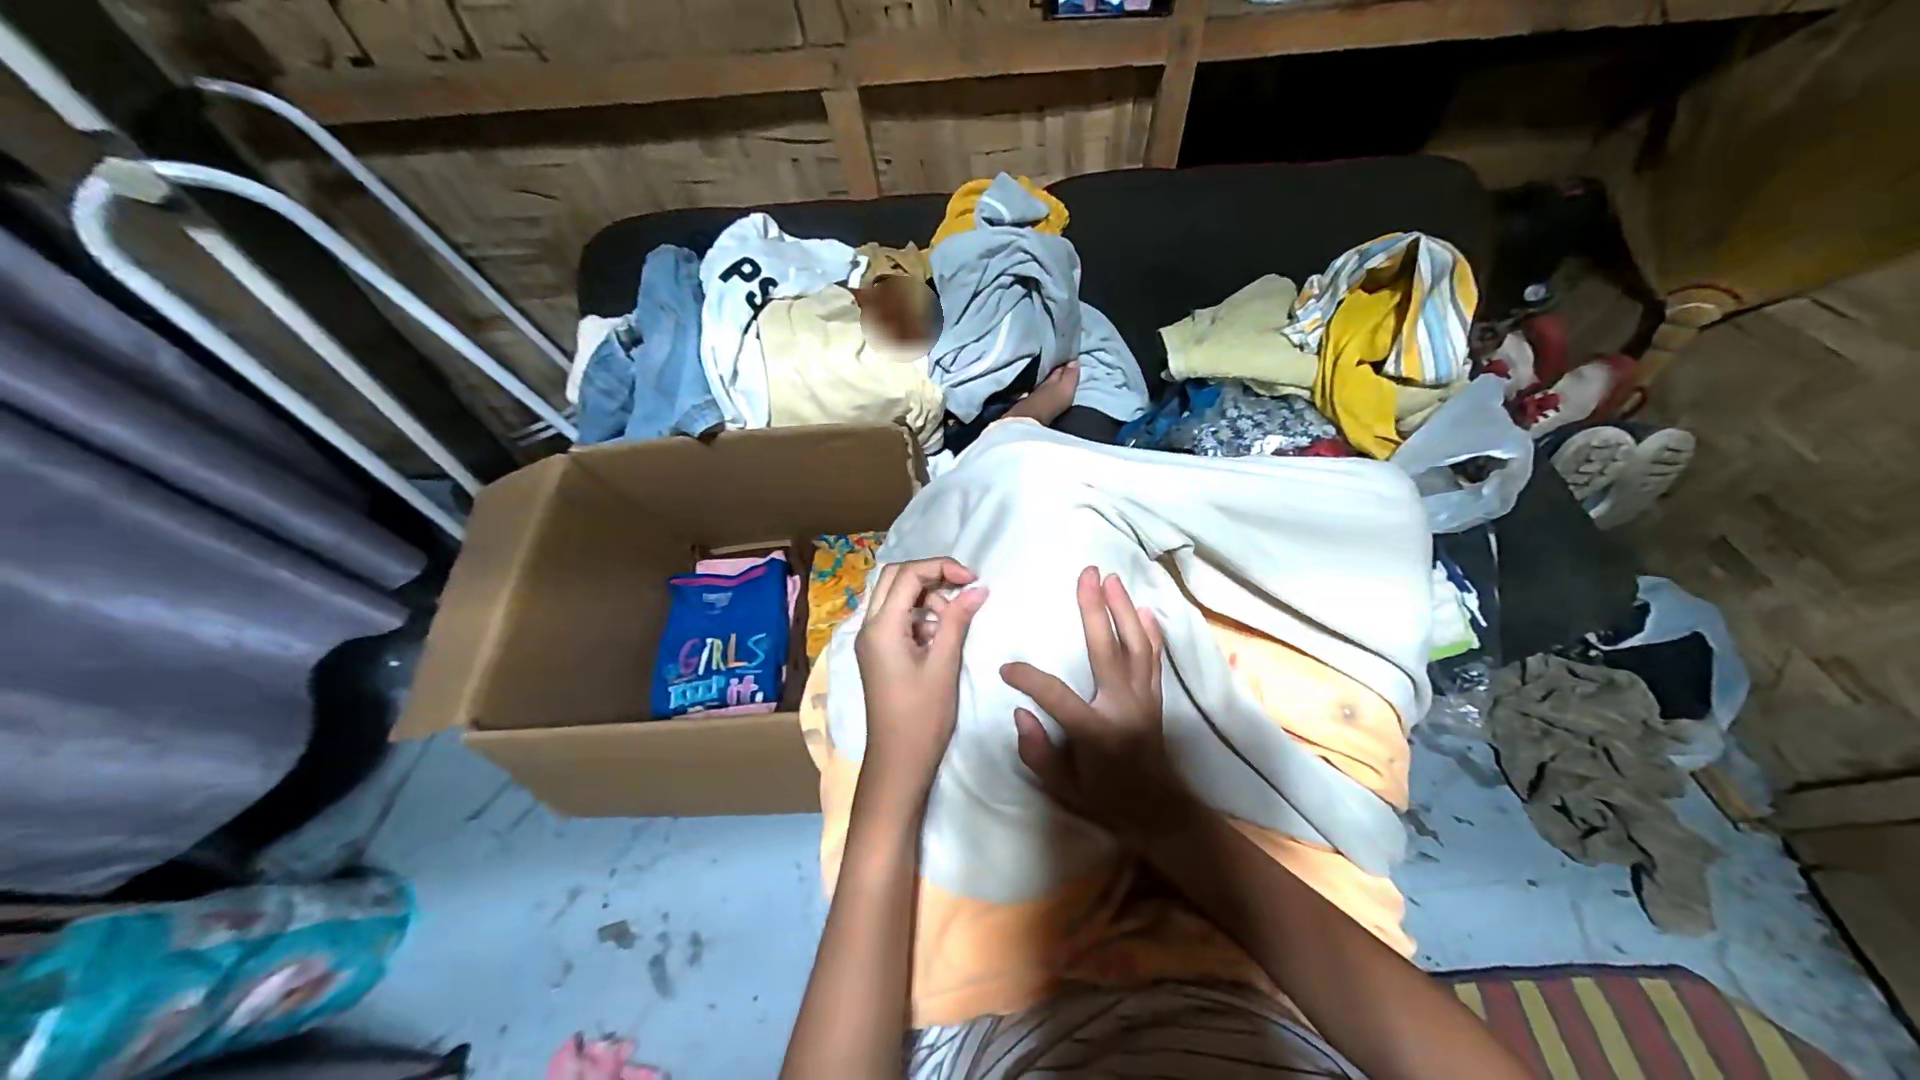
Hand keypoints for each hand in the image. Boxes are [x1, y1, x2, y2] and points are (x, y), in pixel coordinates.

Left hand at [854, 557, 988, 796]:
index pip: (907, 575)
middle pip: (895, 579)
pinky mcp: (878, 653)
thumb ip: (957, 621)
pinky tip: (941, 637)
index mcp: (881, 627)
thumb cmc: (922, 716)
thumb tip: (977, 588)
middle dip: (931, 577)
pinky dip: (921, 617)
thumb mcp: (943, 664)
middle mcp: (869, 627)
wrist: (898, 761)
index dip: (941, 567)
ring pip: (896, 598)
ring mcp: (871, 641)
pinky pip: (897, 619)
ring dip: (927, 598)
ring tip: (954, 622)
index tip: (972, 579)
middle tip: (964, 589)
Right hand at [1001, 567, 1197, 845]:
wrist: (1159, 811)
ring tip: (1112, 579)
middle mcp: (1124, 707)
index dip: (1028, 678)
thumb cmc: (1105, 799)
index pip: (1056, 695)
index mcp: (1096, 731)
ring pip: (1136, 646)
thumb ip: (1038, 753)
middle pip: (1108, 650)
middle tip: (1087, 575)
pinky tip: (1145, 610)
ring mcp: (1145, 699)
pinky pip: (1154, 659)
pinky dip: (1151, 632)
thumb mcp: (1063, 788)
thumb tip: (1021, 714)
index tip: (1006, 669)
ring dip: (1124, 609)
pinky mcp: (1156, 698)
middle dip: (1095, 610)